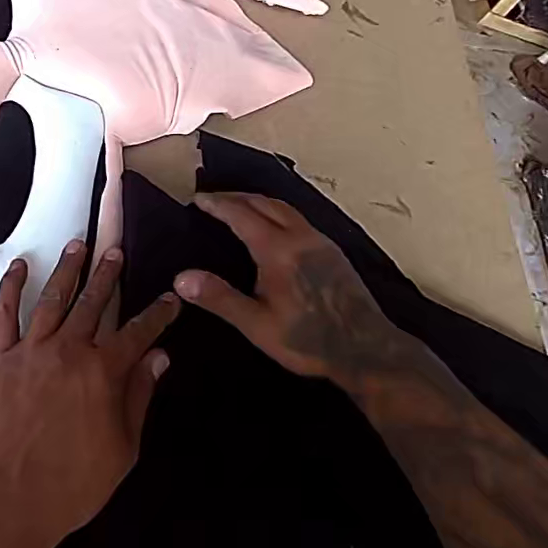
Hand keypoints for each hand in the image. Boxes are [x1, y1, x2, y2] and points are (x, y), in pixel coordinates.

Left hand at [0, 240, 178, 547]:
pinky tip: (20, 267)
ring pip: (53, 299)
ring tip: (78, 245)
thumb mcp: (122, 450)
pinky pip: (3, 315)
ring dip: (68, 270)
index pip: (138, 333)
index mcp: (102, 372)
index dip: (158, 314)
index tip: (170, 298)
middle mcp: (68, 350)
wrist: (5, 502)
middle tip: (116, 252)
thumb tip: (159, 358)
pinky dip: (11, 287)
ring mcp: (30, 351)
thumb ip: (139, 398)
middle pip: (94, 304)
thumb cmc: (71, 485)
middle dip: (108, 276)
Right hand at [172, 194, 412, 388]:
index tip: (197, 200)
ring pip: (284, 208)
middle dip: (236, 197)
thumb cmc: (307, 340)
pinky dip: (277, 212)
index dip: (217, 204)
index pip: (241, 214)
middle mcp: (300, 237)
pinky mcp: (333, 251)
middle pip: (264, 203)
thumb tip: (181, 278)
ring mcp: (320, 242)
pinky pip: (298, 218)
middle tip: (213, 200)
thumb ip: (219, 298)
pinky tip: (274, 227)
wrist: (366, 350)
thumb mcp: (256, 325)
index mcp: (277, 250)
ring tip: (239, 206)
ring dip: (258, 201)